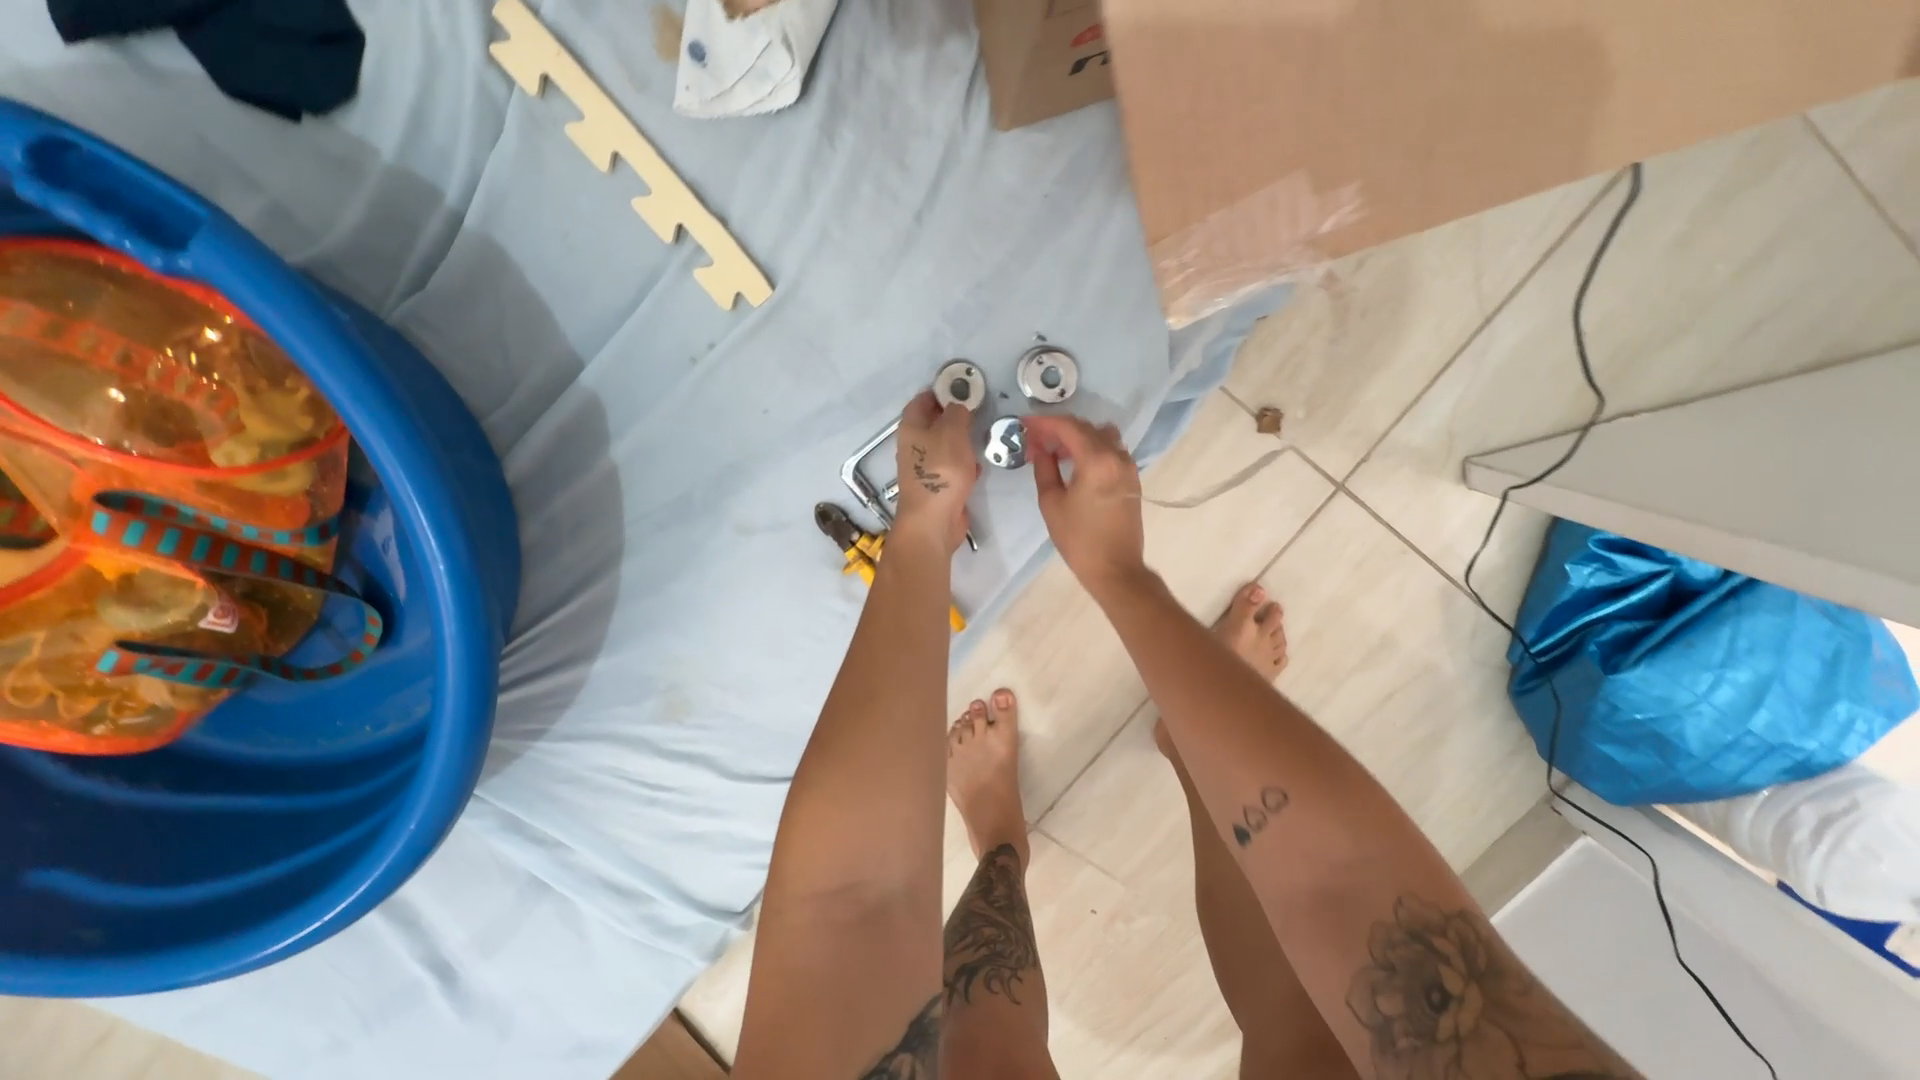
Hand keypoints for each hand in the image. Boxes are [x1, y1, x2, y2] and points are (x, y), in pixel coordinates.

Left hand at [893, 391, 978, 551]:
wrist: (934, 520)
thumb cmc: (941, 470)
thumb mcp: (952, 432)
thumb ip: (957, 413)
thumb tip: (958, 407)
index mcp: (911, 428)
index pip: (921, 401)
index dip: (939, 392)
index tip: (961, 388)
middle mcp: (914, 446)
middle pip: (933, 424)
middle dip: (954, 417)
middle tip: (977, 412)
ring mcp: (924, 468)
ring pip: (944, 447)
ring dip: (961, 442)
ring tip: (981, 436)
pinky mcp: (937, 486)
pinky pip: (951, 469)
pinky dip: (963, 465)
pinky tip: (977, 467)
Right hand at [1025, 415, 1148, 597]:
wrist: (1114, 567)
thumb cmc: (1078, 539)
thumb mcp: (1051, 503)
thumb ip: (1045, 468)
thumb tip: (1041, 448)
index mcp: (1096, 461)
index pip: (1068, 427)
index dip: (1044, 422)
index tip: (1025, 424)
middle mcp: (1117, 456)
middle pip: (1086, 428)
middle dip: (1059, 429)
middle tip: (1036, 441)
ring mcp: (1128, 466)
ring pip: (1102, 435)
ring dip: (1078, 437)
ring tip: (1057, 451)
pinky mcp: (1132, 478)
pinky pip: (1111, 450)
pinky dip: (1093, 448)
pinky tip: (1076, 463)